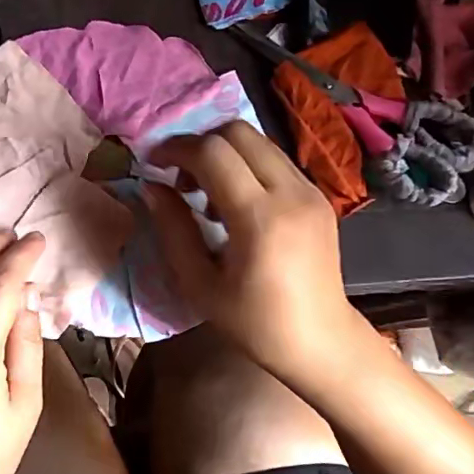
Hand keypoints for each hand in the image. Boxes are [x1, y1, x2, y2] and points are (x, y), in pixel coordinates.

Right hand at [146, 121, 371, 374]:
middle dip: (200, 144)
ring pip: (259, 141)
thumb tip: (152, 187)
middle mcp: (291, 193)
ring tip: (206, 194)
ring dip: (225, 153)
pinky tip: (236, 203)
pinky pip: (276, 161)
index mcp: (260, 218)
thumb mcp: (200, 285)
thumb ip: (173, 230)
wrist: (321, 341)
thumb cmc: (255, 323)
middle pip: (238, 132)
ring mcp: (311, 191)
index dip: (176, 149)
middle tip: (180, 179)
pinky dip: (248, 166)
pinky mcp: (319, 196)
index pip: (213, 152)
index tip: (154, 164)